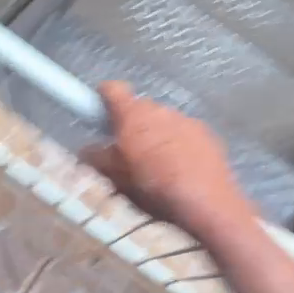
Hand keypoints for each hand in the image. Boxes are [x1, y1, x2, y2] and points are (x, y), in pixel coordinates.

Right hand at [80, 81, 256, 240]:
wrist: (207, 203)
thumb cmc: (153, 188)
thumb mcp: (115, 178)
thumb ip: (97, 159)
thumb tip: (86, 149)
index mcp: (133, 114)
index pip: (113, 89)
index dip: (104, 96)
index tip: (100, 111)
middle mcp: (160, 109)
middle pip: (140, 107)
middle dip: (132, 124)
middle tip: (128, 151)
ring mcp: (186, 120)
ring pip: (164, 121)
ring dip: (157, 134)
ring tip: (158, 166)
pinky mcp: (207, 134)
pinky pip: (185, 133)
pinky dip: (180, 145)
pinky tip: (182, 171)